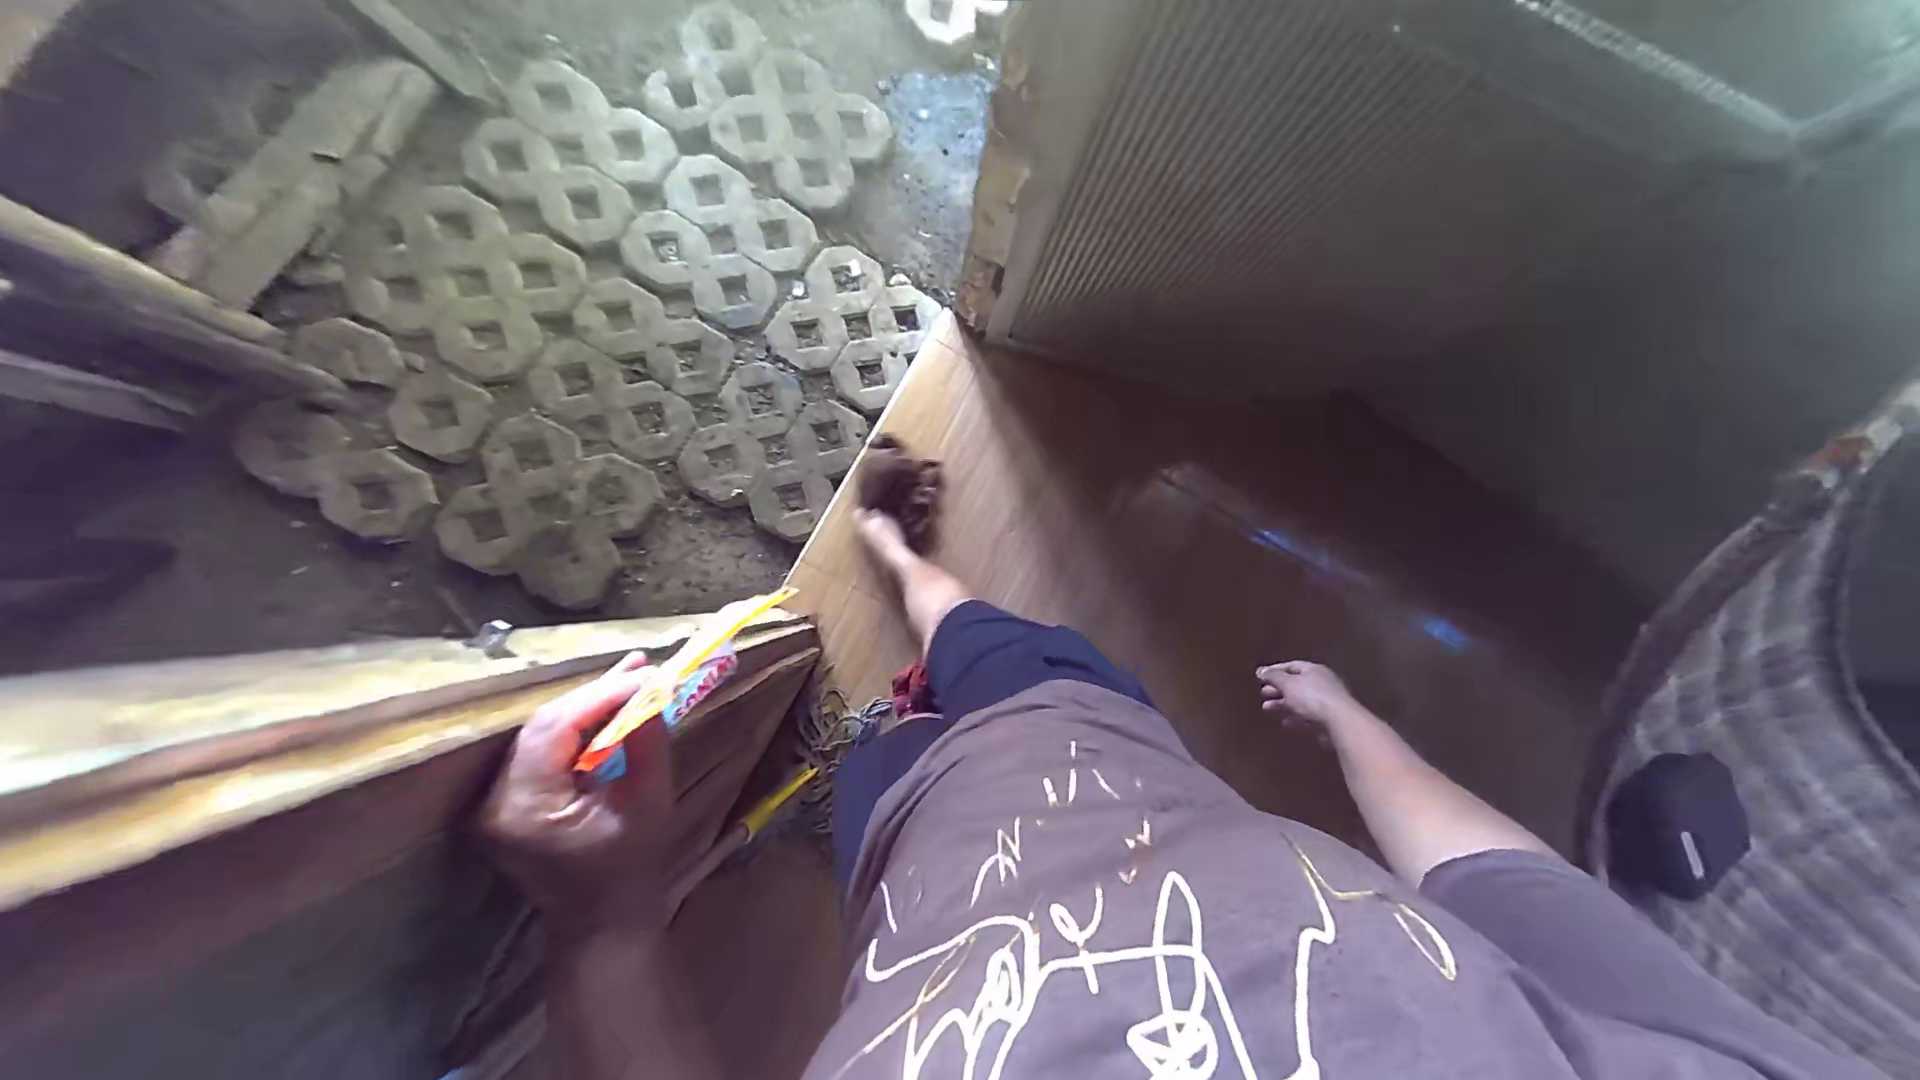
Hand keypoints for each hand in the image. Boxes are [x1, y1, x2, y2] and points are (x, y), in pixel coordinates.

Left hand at [480, 651, 672, 935]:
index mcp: (525, 808)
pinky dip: (581, 724)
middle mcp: (497, 801)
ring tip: (635, 676)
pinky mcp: (510, 800)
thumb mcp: (648, 803)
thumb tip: (652, 690)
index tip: (647, 675)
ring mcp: (497, 802)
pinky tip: (612, 703)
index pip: (555, 730)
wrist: (601, 923)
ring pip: (543, 731)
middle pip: (544, 725)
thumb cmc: (630, 869)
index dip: (601, 695)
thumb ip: (647, 743)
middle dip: (597, 693)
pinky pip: (545, 748)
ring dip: (589, 704)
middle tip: (644, 669)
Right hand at [1256, 660, 1359, 734]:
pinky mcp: (1329, 719)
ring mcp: (1327, 702)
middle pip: (1295, 684)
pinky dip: (1295, 717)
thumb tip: (1260, 670)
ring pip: (1300, 700)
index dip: (1275, 670)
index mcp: (1314, 670)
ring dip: (1283, 704)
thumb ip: (1273, 676)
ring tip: (1267, 709)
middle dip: (1277, 689)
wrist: (1340, 723)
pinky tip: (1285, 722)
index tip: (1260, 677)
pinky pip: (1308, 715)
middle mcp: (1322, 683)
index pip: (1291, 666)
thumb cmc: (1311, 697)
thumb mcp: (1287, 684)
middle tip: (1262, 693)